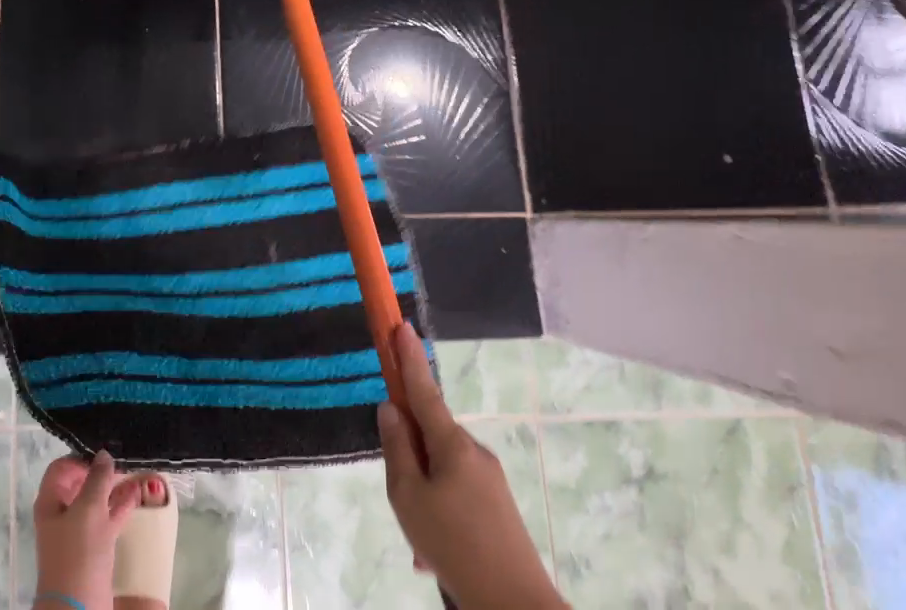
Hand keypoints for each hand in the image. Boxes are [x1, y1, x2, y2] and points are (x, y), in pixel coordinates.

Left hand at [32, 450, 141, 608]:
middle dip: (100, 472)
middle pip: (79, 483)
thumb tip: (103, 454)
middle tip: (123, 461)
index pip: (61, 468)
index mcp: (50, 501)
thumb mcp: (88, 510)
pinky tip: (137, 496)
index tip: (104, 455)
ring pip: (95, 502)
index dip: (80, 458)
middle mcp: (61, 514)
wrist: (79, 606)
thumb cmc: (78, 552)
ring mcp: (77, 532)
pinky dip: (120, 507)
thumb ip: (97, 480)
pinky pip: (107, 519)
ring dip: (113, 487)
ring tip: (134, 472)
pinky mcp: (94, 548)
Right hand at [376, 322, 567, 608]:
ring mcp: (489, 479)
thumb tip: (391, 410)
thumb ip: (396, 449)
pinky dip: (438, 513)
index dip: (408, 357)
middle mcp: (474, 452)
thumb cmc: (452, 542)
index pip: (422, 389)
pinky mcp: (496, 505)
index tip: (400, 324)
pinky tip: (433, 554)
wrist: (514, 602)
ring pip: (440, 471)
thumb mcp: (407, 496)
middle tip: (399, 496)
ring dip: (421, 494)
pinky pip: (455, 495)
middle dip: (408, 456)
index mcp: (452, 443)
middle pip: (429, 435)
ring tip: (418, 542)